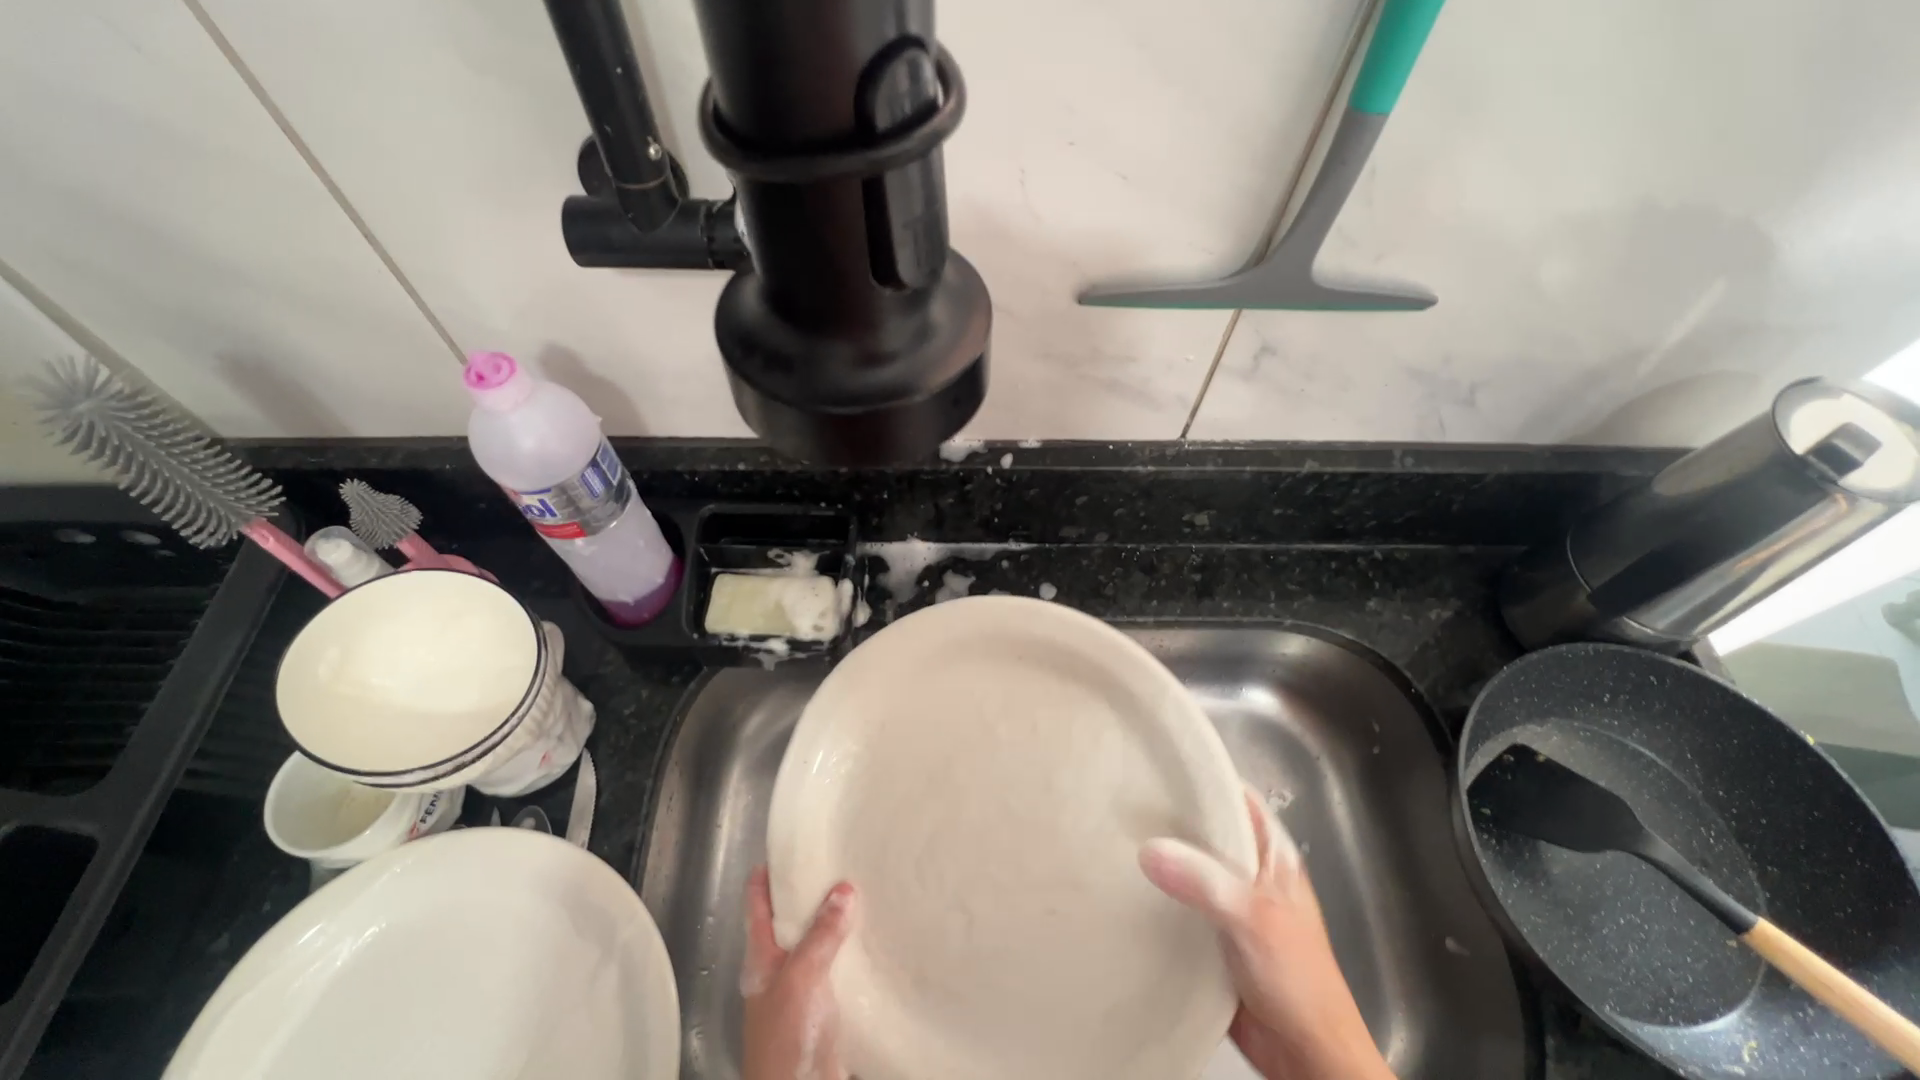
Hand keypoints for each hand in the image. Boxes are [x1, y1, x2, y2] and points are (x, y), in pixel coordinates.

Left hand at [741, 865, 857, 1079]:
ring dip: (837, 923)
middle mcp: (778, 970)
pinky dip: (855, 953)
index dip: (767, 875)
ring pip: (818, 946)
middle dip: (812, 894)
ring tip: (865, 892)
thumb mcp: (800, 977)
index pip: (757, 906)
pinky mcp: (827, 1010)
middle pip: (791, 923)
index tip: (787, 847)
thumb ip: (820, 935)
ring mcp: (802, 991)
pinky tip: (876, 941)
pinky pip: (840, 971)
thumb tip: (844, 888)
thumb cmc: (786, 1036)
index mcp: (760, 958)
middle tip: (840, 862)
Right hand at [1139, 790, 1393, 1079]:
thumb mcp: (1253, 919)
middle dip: (1171, 818)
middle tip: (1122, 800)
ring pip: (1189, 871)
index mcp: (1272, 857)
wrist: (1305, 1053)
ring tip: (1114, 840)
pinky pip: (1178, 910)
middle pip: (1207, 833)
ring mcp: (1230, 909)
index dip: (1206, 777)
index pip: (1239, 799)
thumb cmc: (1297, 979)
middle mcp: (1249, 875)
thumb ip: (1204, 881)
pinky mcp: (1211, 941)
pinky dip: (1155, 901)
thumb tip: (1148, 849)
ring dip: (1160, 860)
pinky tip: (1124, 893)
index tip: (1161, 763)